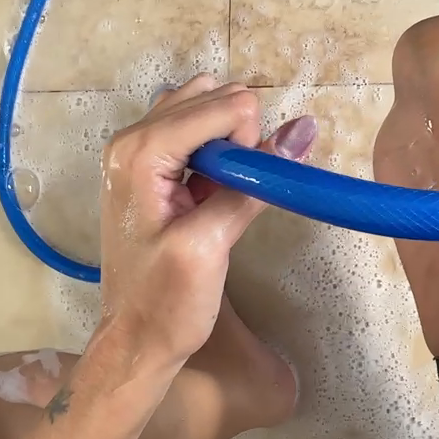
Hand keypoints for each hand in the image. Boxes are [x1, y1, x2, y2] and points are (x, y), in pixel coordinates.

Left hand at [97, 76, 315, 364]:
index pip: (222, 106)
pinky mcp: (148, 158)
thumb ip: (254, 181)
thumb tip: (305, 127)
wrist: (135, 341)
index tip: (240, 187)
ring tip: (220, 189)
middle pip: (214, 96)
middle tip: (230, 190)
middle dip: (237, 136)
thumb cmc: (167, 302)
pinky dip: (217, 147)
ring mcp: (137, 145)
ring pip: (206, 105)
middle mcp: (133, 136)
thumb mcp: (212, 244)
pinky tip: (211, 187)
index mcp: (141, 150)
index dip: (247, 142)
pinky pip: (197, 125)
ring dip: (229, 139)